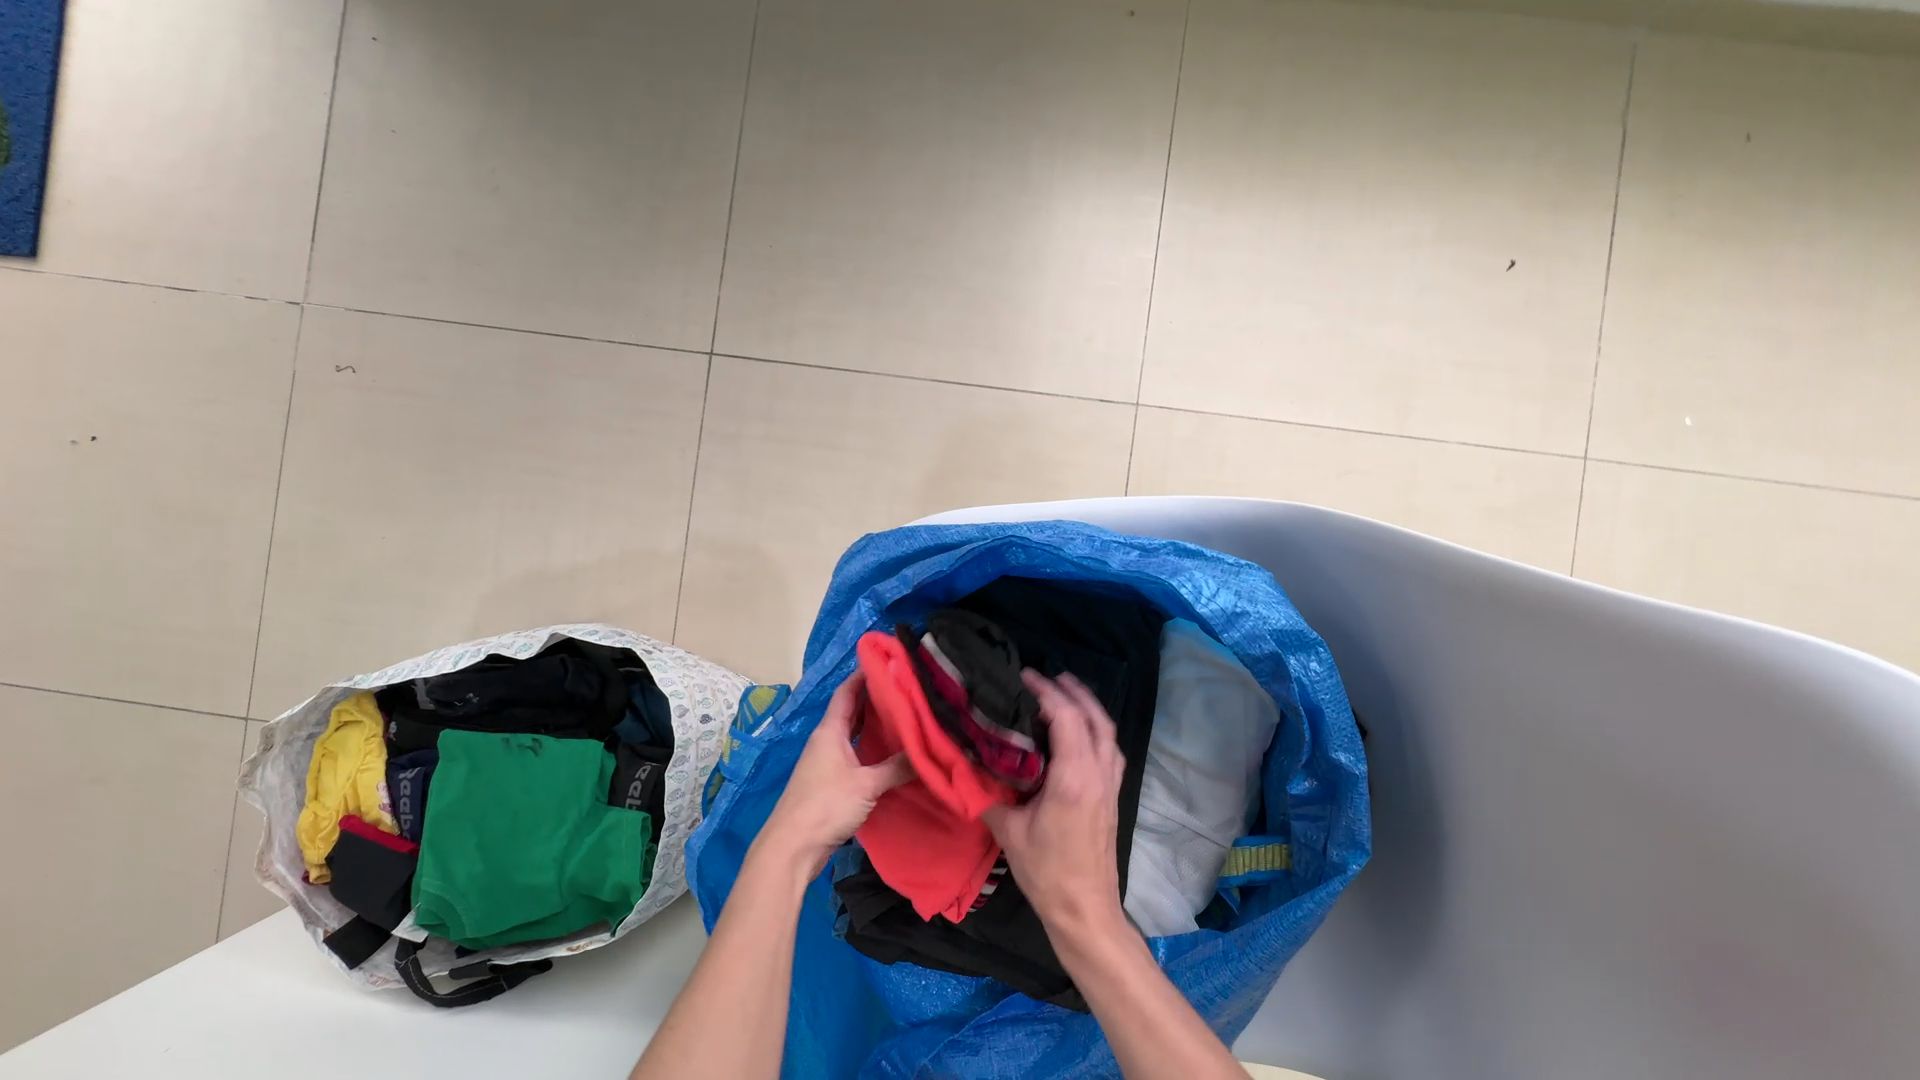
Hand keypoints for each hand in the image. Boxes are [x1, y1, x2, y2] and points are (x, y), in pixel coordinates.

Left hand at [753, 672, 913, 878]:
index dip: (864, 676)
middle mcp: (827, 742)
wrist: (793, 847)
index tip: (887, 663)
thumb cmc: (825, 804)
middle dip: (876, 701)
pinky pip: (856, 758)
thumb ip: (897, 767)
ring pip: (855, 737)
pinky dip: (873, 753)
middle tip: (906, 691)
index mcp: (830, 731)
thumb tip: (928, 753)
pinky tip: (892, 757)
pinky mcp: (832, 785)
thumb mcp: (866, 784)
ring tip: (905, 719)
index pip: (847, 692)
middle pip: (852, 713)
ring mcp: (828, 764)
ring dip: (875, 728)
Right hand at [983, 670, 1129, 938]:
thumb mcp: (1008, 831)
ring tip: (1065, 694)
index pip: (1066, 717)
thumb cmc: (1046, 871)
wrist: (1085, 910)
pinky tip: (1079, 732)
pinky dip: (1096, 729)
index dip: (1047, 691)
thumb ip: (988, 794)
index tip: (1025, 677)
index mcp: (1073, 777)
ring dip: (1088, 707)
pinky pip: (1110, 749)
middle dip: (1072, 691)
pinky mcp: (1113, 796)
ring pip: (1107, 732)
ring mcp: (1110, 785)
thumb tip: (966, 767)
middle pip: (1094, 717)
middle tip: (1047, 677)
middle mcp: (1098, 773)